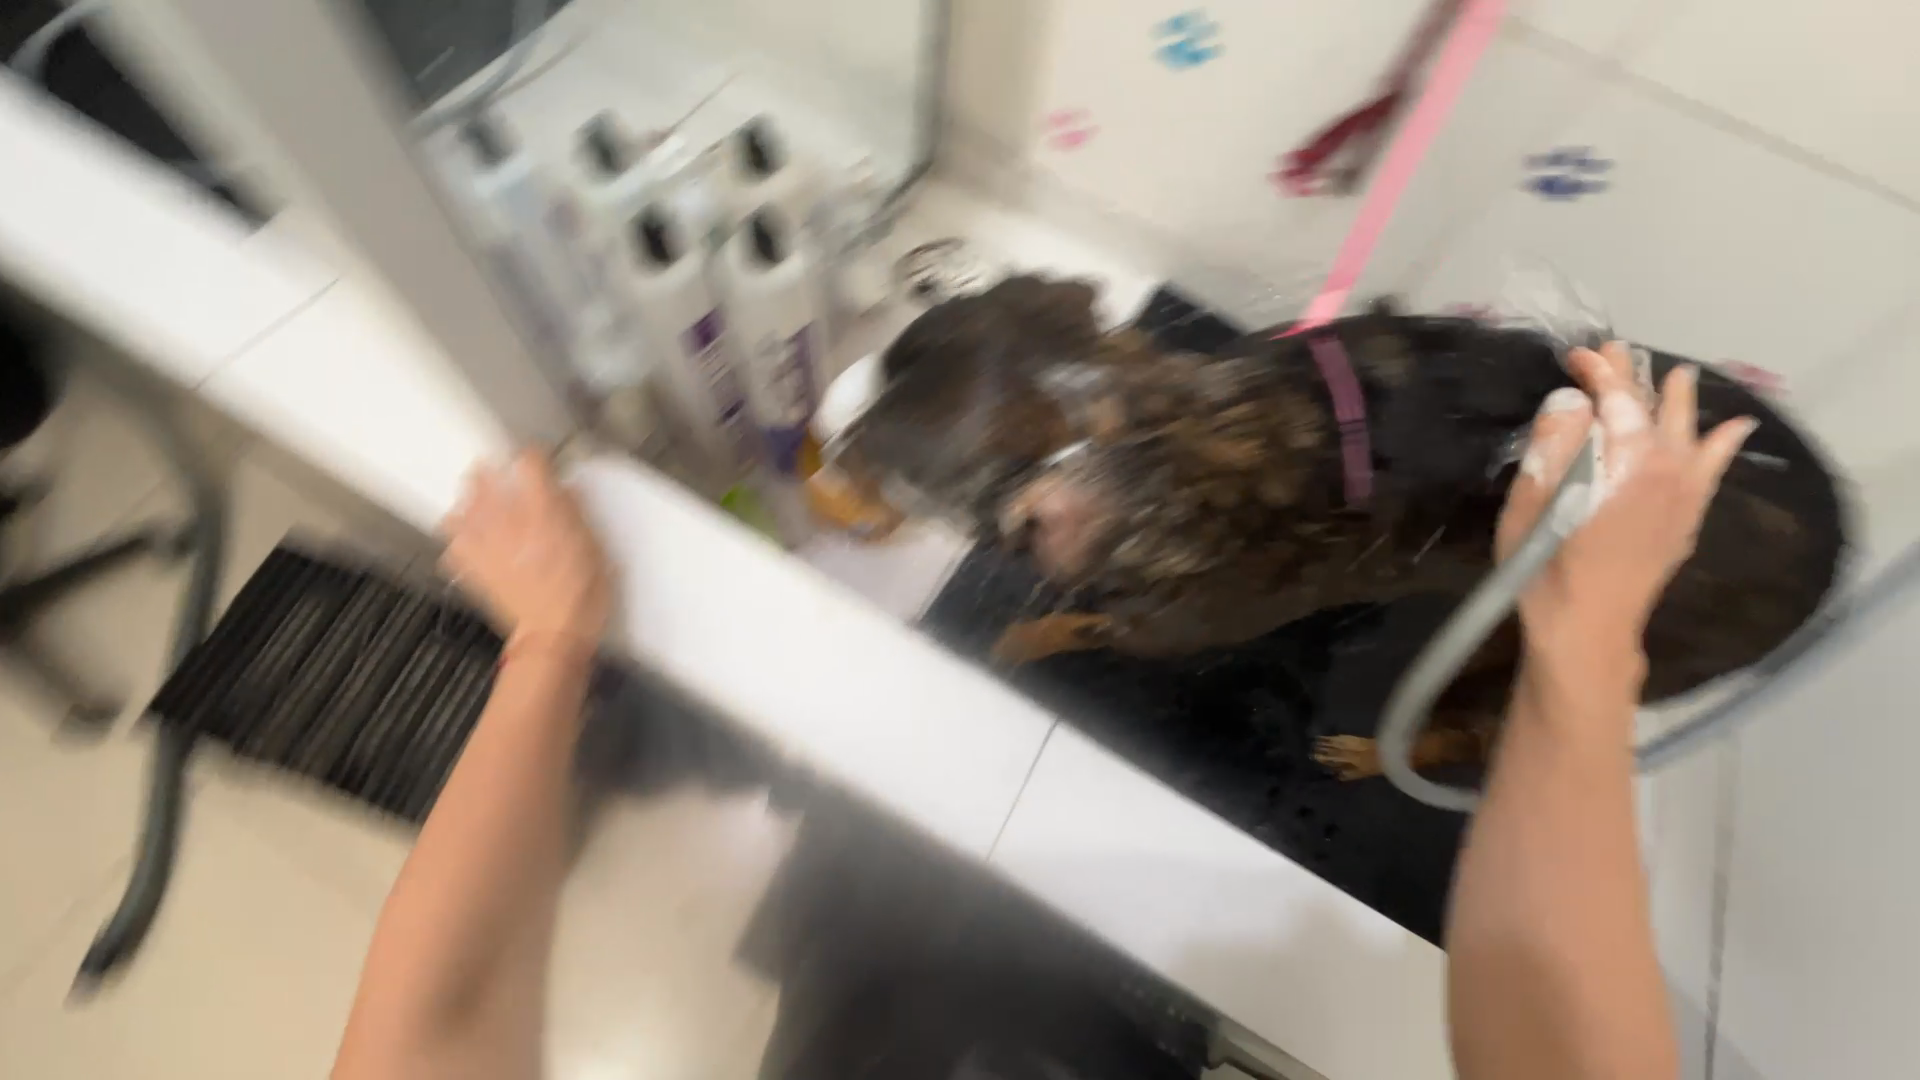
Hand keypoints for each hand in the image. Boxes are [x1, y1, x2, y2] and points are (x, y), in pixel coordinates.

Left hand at [441, 448, 610, 646]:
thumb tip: (568, 494)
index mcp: (544, 513)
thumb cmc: (581, 597)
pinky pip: (451, 541)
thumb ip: (577, 515)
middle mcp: (508, 522)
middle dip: (493, 471)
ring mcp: (484, 544)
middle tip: (502, 474)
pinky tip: (470, 537)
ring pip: (461, 505)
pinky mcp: (471, 568)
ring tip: (481, 500)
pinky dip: (459, 535)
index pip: (529, 463)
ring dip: (471, 499)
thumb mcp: (596, 549)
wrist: (554, 636)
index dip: (534, 457)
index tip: (537, 460)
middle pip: (483, 476)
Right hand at [1497, 342, 1755, 658]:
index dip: (1598, 373)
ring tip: (1680, 376)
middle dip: (1634, 379)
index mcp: (1622, 463)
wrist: (1586, 624)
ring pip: (1689, 435)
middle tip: (1617, 350)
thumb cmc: (1543, 566)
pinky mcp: (1684, 519)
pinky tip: (1731, 430)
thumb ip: (1552, 448)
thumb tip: (1569, 401)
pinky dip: (1722, 445)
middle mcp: (1664, 471)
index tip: (1576, 355)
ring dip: (1681, 403)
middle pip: (1653, 412)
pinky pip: (1713, 470)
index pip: (1616, 402)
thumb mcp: (1530, 505)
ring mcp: (1681, 497)